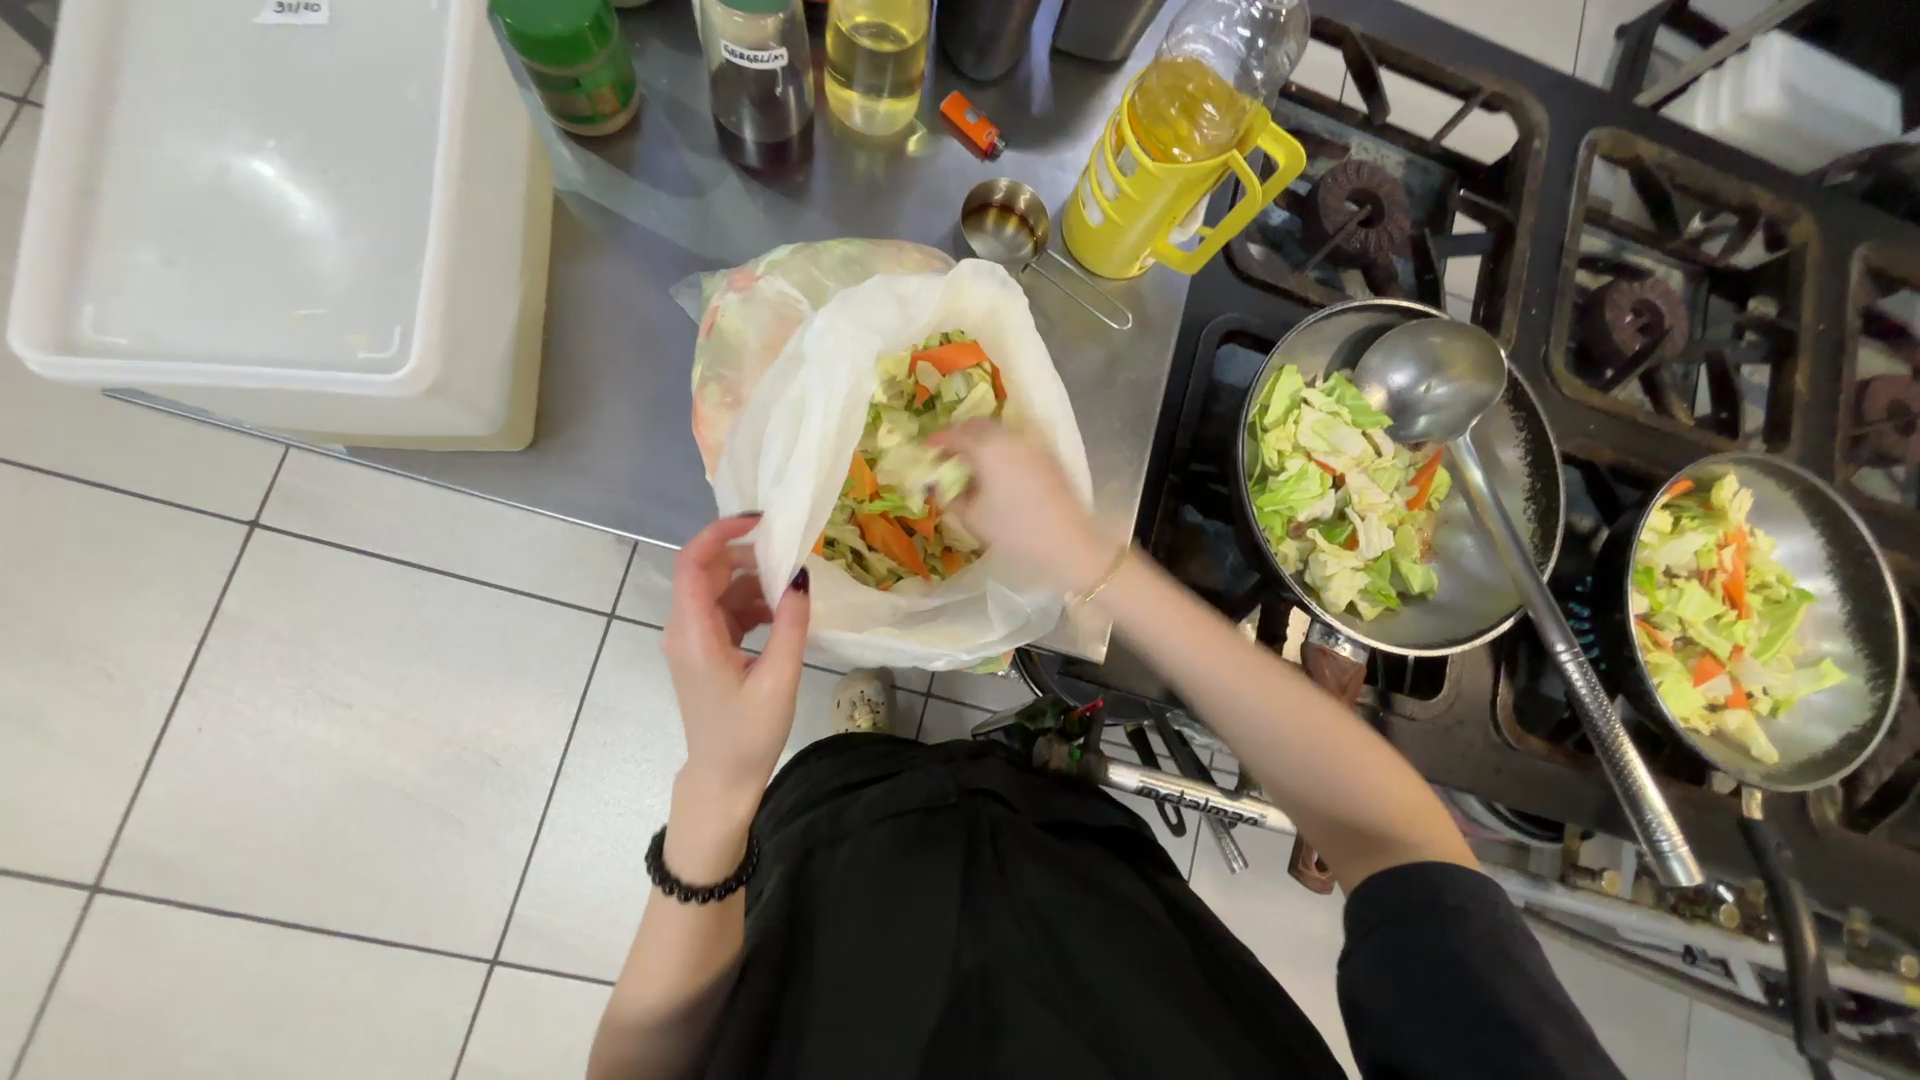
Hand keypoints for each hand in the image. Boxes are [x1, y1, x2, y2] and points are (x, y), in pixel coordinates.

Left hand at [661, 513, 810, 808]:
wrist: (722, 779)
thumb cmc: (748, 735)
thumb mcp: (780, 678)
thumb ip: (791, 623)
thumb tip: (801, 576)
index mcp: (694, 634)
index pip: (692, 563)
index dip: (720, 533)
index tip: (759, 521)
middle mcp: (683, 630)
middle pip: (706, 572)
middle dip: (746, 557)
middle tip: (790, 556)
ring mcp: (691, 640)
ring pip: (717, 590)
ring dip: (753, 582)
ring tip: (792, 591)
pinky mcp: (703, 650)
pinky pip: (724, 610)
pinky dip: (751, 604)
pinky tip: (781, 614)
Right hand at [929, 420, 1116, 594]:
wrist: (1068, 543)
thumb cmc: (1014, 531)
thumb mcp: (973, 518)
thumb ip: (952, 498)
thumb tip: (942, 486)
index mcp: (988, 448)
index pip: (955, 434)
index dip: (937, 440)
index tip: (925, 448)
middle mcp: (1011, 438)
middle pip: (979, 425)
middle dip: (961, 435)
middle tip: (948, 452)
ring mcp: (1033, 445)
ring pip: (1000, 433)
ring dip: (982, 441)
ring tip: (972, 463)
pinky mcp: (1049, 457)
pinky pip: (1017, 444)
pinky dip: (1001, 449)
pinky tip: (997, 471)